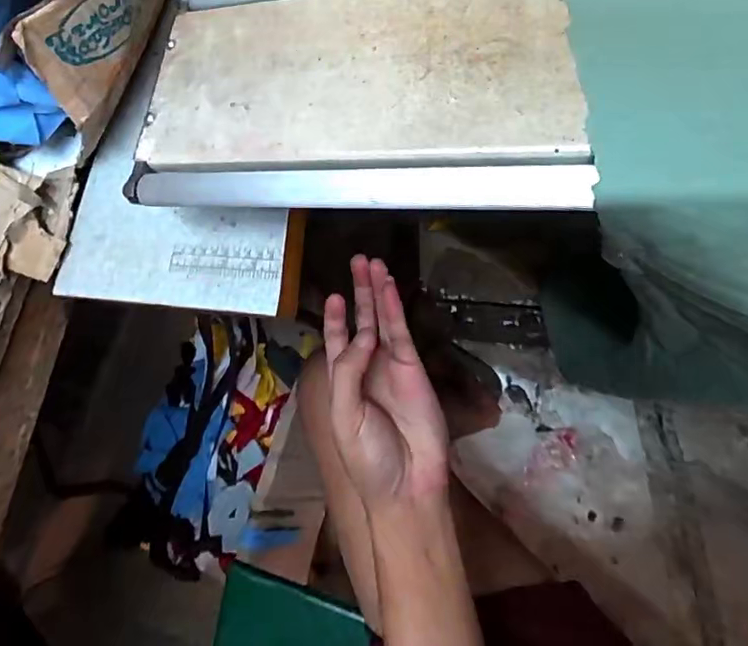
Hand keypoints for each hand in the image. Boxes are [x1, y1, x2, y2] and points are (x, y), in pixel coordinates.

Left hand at [322, 255, 450, 508]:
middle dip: (359, 291)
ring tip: (373, 263)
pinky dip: (394, 308)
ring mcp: (391, 365)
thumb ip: (348, 371)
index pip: (337, 341)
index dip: (336, 318)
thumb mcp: (344, 415)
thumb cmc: (367, 457)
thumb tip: (363, 335)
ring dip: (377, 292)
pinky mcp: (413, 367)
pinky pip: (400, 331)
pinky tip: (388, 287)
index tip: (334, 296)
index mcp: (343, 381)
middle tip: (358, 261)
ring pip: (382, 320)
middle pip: (361, 321)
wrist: (408, 485)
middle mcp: (366, 367)